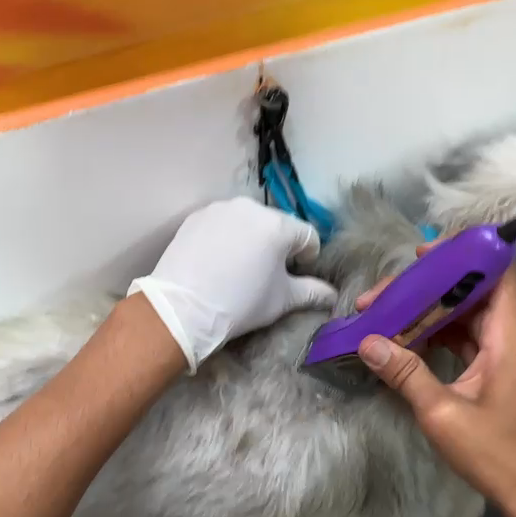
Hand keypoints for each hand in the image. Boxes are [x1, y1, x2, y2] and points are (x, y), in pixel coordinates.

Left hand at [128, 198, 336, 370]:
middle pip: (277, 225)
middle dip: (278, 246)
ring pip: (248, 222)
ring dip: (251, 238)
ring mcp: (220, 209)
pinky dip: (226, 237)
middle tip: (267, 273)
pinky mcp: (196, 216)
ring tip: (240, 266)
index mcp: (278, 225)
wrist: (182, 308)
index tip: (295, 276)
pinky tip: (217, 260)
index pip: (307, 236)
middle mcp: (250, 208)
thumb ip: (313, 292)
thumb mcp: (282, 301)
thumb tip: (332, 294)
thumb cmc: (240, 303)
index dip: (307, 258)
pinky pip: (222, 223)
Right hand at [356, 262, 515, 510]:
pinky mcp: (496, 367)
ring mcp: (503, 351)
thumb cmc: (496, 454)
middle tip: (380, 294)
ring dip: (425, 310)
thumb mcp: (443, 414)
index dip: (464, 253)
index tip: (421, 255)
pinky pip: (464, 334)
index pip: (497, 271)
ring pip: (463, 311)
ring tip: (382, 313)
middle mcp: (510, 334)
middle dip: (425, 285)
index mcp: (508, 336)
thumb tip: (367, 341)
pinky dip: (435, 331)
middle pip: (470, 288)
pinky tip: (403, 338)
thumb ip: (405, 373)